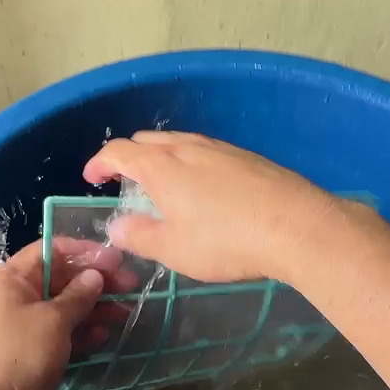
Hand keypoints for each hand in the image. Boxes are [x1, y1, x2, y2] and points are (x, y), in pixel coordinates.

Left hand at [0, 241, 119, 389]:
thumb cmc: (19, 354)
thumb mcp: (54, 320)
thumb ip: (78, 295)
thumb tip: (94, 276)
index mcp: (10, 278)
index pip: (51, 250)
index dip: (86, 252)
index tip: (117, 260)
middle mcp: (12, 296)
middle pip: (60, 279)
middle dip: (96, 282)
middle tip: (131, 285)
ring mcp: (19, 325)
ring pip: (62, 308)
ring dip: (93, 308)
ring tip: (125, 312)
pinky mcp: (27, 350)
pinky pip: (57, 332)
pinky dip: (79, 332)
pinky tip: (103, 335)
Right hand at [82, 131, 350, 282]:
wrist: (298, 226)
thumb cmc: (226, 241)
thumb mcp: (173, 249)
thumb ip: (139, 236)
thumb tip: (118, 226)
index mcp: (161, 166)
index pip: (118, 152)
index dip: (99, 163)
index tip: (91, 177)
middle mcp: (189, 148)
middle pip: (148, 140)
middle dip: (130, 157)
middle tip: (125, 182)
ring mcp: (222, 149)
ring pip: (180, 143)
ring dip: (163, 158)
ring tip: (163, 185)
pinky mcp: (249, 158)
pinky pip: (207, 152)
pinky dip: (191, 164)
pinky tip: (204, 188)